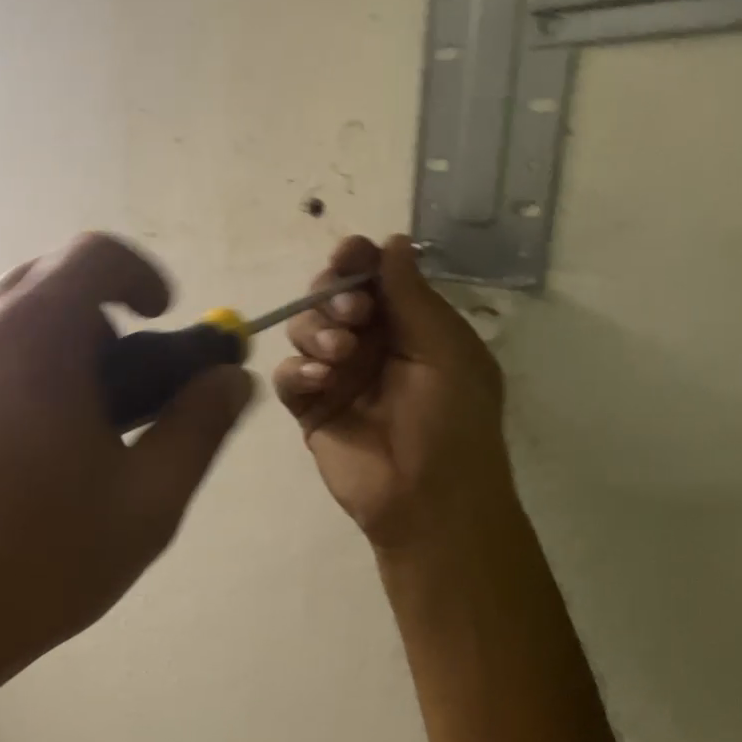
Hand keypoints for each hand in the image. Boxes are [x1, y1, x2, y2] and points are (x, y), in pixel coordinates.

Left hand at [0, 233, 255, 676]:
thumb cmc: (43, 556)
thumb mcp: (148, 497)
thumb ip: (199, 424)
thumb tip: (230, 379)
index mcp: (32, 334)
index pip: (94, 254)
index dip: (142, 276)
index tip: (164, 319)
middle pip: (53, 279)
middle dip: (105, 315)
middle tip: (134, 384)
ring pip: (16, 312)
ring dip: (64, 340)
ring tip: (89, 419)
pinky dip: (27, 360)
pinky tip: (41, 438)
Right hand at [272, 235, 512, 551]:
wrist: (428, 500)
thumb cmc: (452, 422)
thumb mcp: (444, 350)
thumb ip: (411, 295)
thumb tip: (392, 241)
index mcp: (410, 327)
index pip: (374, 278)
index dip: (356, 260)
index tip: (346, 254)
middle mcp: (370, 344)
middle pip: (330, 298)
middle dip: (333, 296)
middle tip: (353, 317)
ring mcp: (336, 376)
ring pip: (304, 330)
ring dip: (316, 331)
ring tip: (340, 355)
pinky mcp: (309, 408)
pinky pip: (288, 375)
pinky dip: (296, 370)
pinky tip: (318, 380)